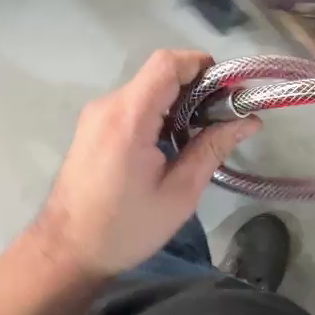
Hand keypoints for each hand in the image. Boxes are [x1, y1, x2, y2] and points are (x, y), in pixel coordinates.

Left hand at [29, 50, 259, 277]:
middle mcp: (108, 104)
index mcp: (129, 117)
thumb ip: (212, 149)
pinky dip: (157, 110)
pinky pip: (132, 103)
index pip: (166, 63)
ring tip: (200, 132)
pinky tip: (171, 141)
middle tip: (223, 115)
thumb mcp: (179, 194)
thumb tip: (248, 121)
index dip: (199, 63)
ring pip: (146, 88)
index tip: (227, 88)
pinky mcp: (93, 125)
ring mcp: (97, 113)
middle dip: (195, 85)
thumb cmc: (125, 228)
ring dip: (176, 100)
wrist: (67, 251)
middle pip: (157, 73)